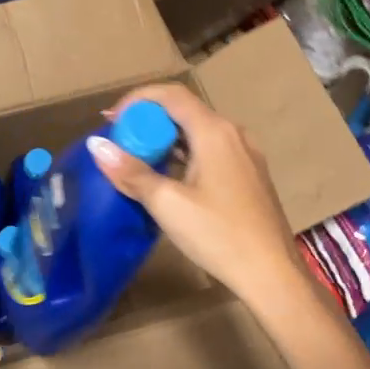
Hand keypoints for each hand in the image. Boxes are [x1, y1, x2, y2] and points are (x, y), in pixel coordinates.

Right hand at [89, 83, 304, 303]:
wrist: (272, 273)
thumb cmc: (219, 235)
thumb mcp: (168, 204)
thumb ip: (131, 172)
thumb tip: (97, 145)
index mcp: (214, 132)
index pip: (171, 95)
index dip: (137, 100)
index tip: (111, 120)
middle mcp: (233, 134)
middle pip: (185, 111)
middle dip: (148, 121)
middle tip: (120, 142)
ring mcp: (246, 155)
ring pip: (199, 132)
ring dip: (166, 139)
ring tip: (138, 160)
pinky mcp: (250, 175)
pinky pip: (211, 150)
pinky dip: (185, 154)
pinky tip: (170, 178)